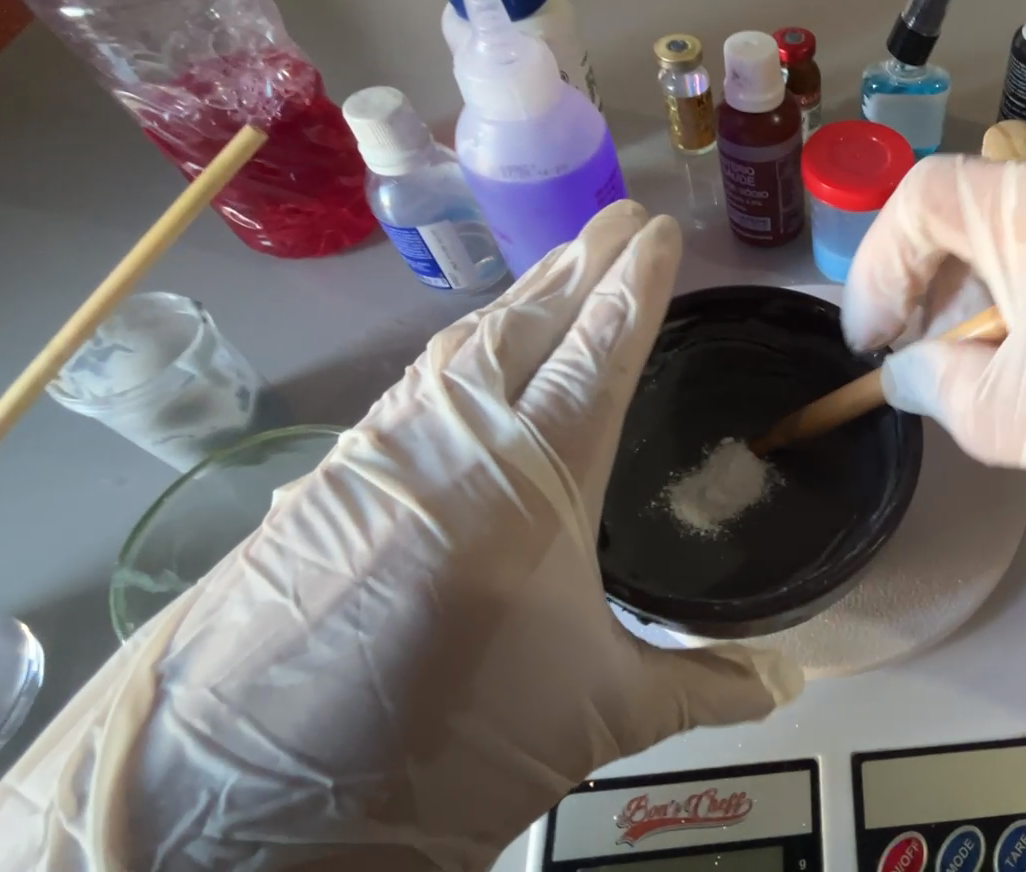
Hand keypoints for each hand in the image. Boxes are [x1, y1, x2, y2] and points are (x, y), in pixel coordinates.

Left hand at [0, 203, 799, 871]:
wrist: (240, 811)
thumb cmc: (450, 746)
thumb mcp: (598, 715)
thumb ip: (702, 684)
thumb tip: (785, 684)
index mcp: (538, 476)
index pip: (602, 349)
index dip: (638, 285)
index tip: (663, 232)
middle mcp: (461, 440)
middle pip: (534, 320)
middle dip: (587, 258)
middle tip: (627, 213)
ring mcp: (390, 449)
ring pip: (470, 338)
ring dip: (528, 290)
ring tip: (568, 257)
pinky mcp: (341, 476)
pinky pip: (423, 376)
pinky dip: (470, 337)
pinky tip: (479, 341)